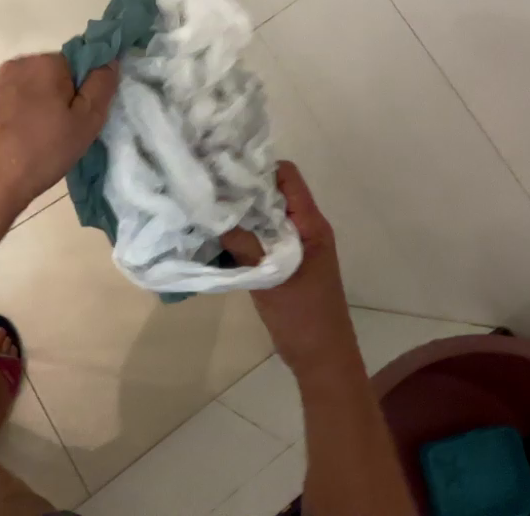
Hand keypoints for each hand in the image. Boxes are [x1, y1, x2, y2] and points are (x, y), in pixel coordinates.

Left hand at [0, 54, 119, 217]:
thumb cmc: (42, 150)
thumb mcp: (86, 121)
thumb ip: (102, 86)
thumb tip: (109, 59)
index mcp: (45, 62)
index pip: (78, 63)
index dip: (85, 90)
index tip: (83, 117)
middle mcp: (17, 65)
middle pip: (52, 75)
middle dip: (61, 98)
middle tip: (66, 132)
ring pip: (30, 91)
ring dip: (39, 108)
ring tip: (41, 142)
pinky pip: (11, 105)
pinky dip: (19, 118)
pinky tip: (21, 144)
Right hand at [223, 162, 356, 376]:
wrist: (323, 361)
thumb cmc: (304, 319)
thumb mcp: (271, 280)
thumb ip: (245, 245)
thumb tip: (213, 212)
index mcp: (311, 226)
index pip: (288, 177)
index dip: (259, 167)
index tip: (225, 167)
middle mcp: (305, 228)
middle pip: (274, 192)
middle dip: (243, 187)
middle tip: (208, 184)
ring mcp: (295, 246)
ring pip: (266, 215)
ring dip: (241, 211)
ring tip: (207, 205)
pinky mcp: (284, 262)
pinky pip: (262, 236)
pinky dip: (243, 232)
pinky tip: (216, 234)